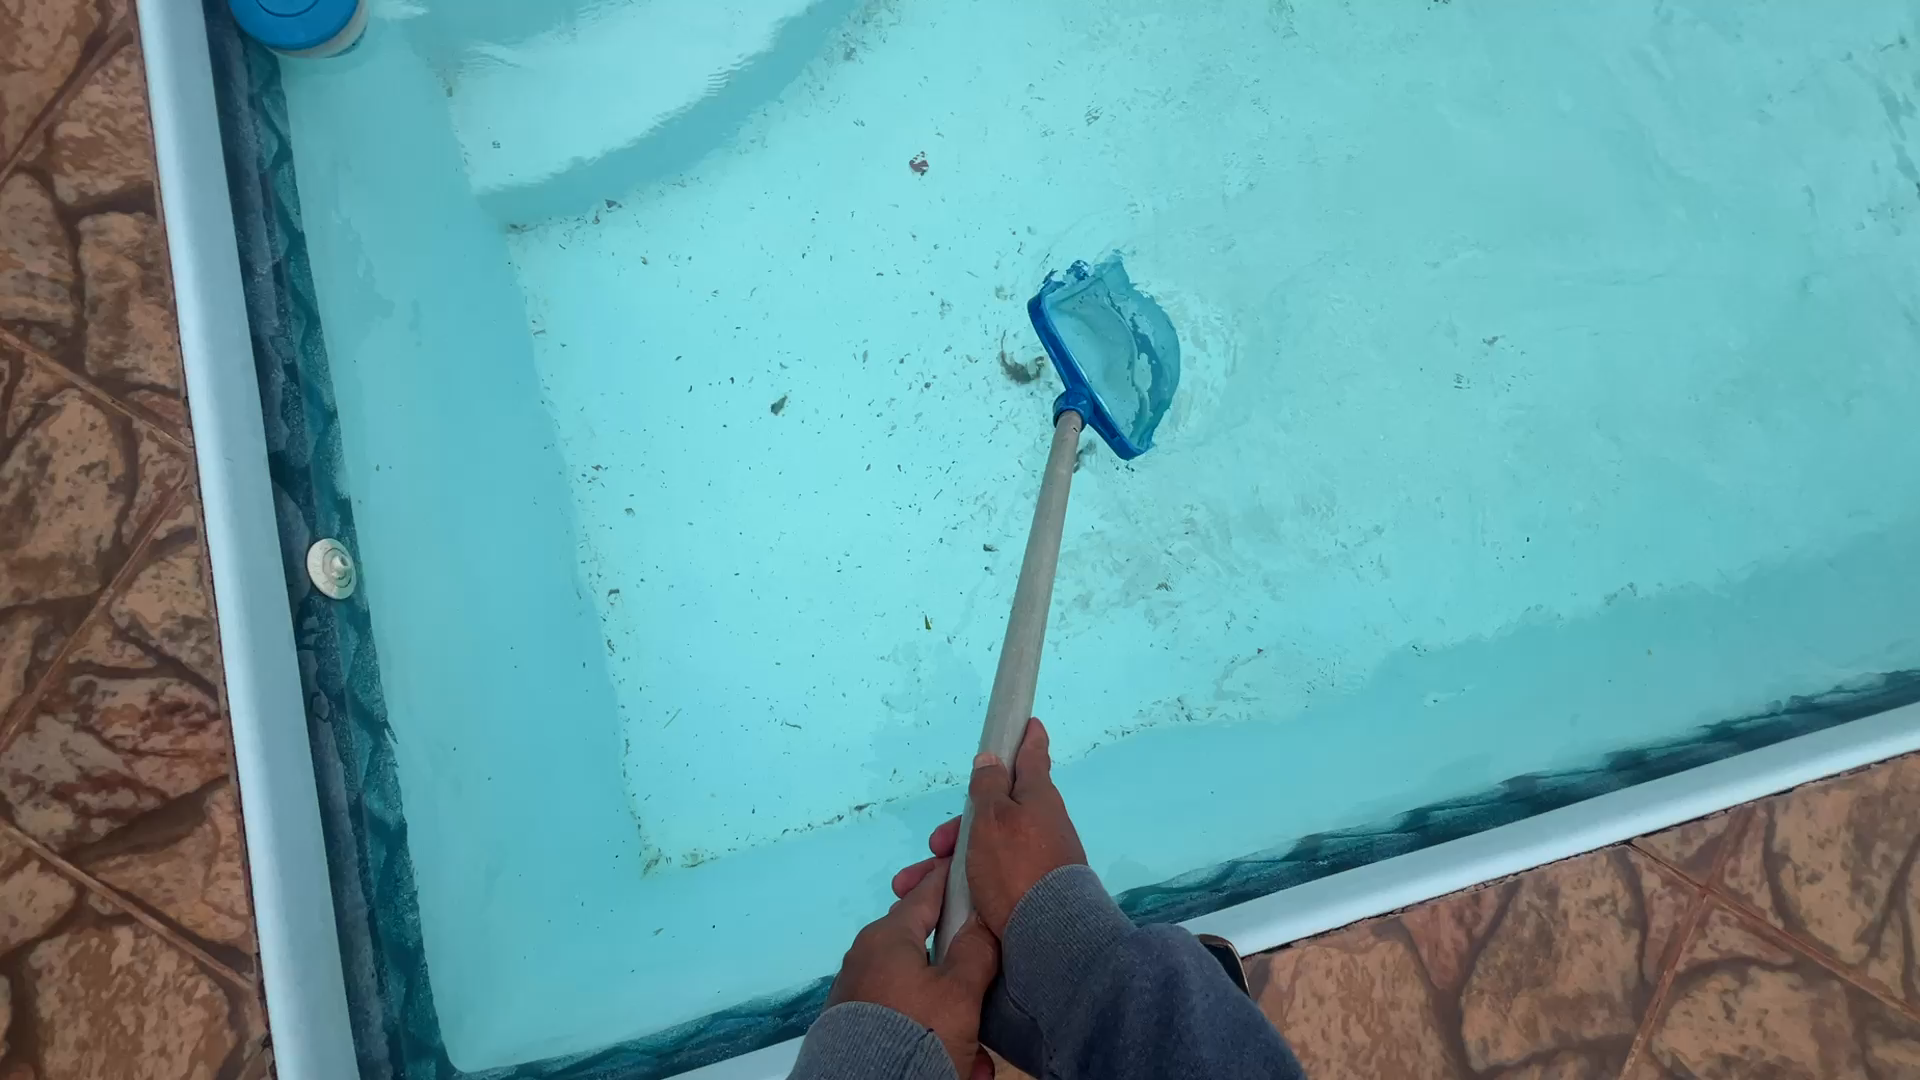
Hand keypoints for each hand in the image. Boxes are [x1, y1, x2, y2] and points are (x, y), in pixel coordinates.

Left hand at [831, 857, 999, 1079]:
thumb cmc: (915, 1032)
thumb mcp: (959, 993)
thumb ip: (976, 949)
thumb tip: (981, 918)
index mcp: (888, 934)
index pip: (928, 891)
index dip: (953, 878)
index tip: (973, 868)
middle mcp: (868, 956)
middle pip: (924, 944)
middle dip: (958, 966)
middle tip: (986, 980)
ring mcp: (859, 992)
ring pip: (919, 992)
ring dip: (950, 1015)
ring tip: (975, 1050)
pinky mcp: (855, 1027)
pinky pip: (904, 1019)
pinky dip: (930, 1034)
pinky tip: (957, 1065)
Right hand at [893, 718, 1086, 938]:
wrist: (1051, 939)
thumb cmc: (1017, 866)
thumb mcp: (993, 817)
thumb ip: (988, 786)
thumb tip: (992, 760)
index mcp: (1037, 797)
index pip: (1034, 757)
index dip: (1028, 738)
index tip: (1029, 723)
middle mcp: (1041, 825)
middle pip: (995, 811)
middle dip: (959, 825)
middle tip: (935, 845)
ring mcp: (1037, 860)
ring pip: (986, 848)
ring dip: (949, 861)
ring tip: (912, 885)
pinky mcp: (1028, 894)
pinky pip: (989, 878)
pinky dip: (962, 884)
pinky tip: (939, 904)